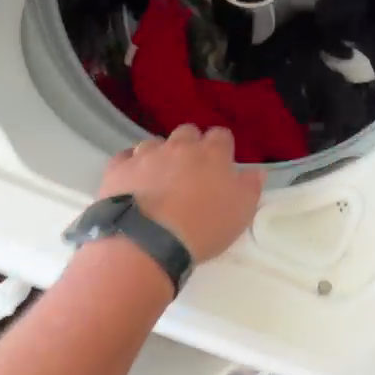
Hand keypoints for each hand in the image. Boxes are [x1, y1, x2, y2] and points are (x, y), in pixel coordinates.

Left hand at [100, 126, 264, 261]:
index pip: (221, 136)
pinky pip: (125, 157)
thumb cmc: (202, 228)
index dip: (222, 148)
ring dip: (160, 155)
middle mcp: (179, 147)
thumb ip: (250, 188)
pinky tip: (133, 179)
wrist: (147, 242)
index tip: (221, 163)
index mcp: (212, 154)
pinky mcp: (119, 169)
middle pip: (187, 132)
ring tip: (159, 178)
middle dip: (190, 145)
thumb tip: (256, 171)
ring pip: (155, 143)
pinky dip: (131, 164)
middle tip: (190, 170)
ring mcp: (146, 155)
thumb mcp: (240, 214)